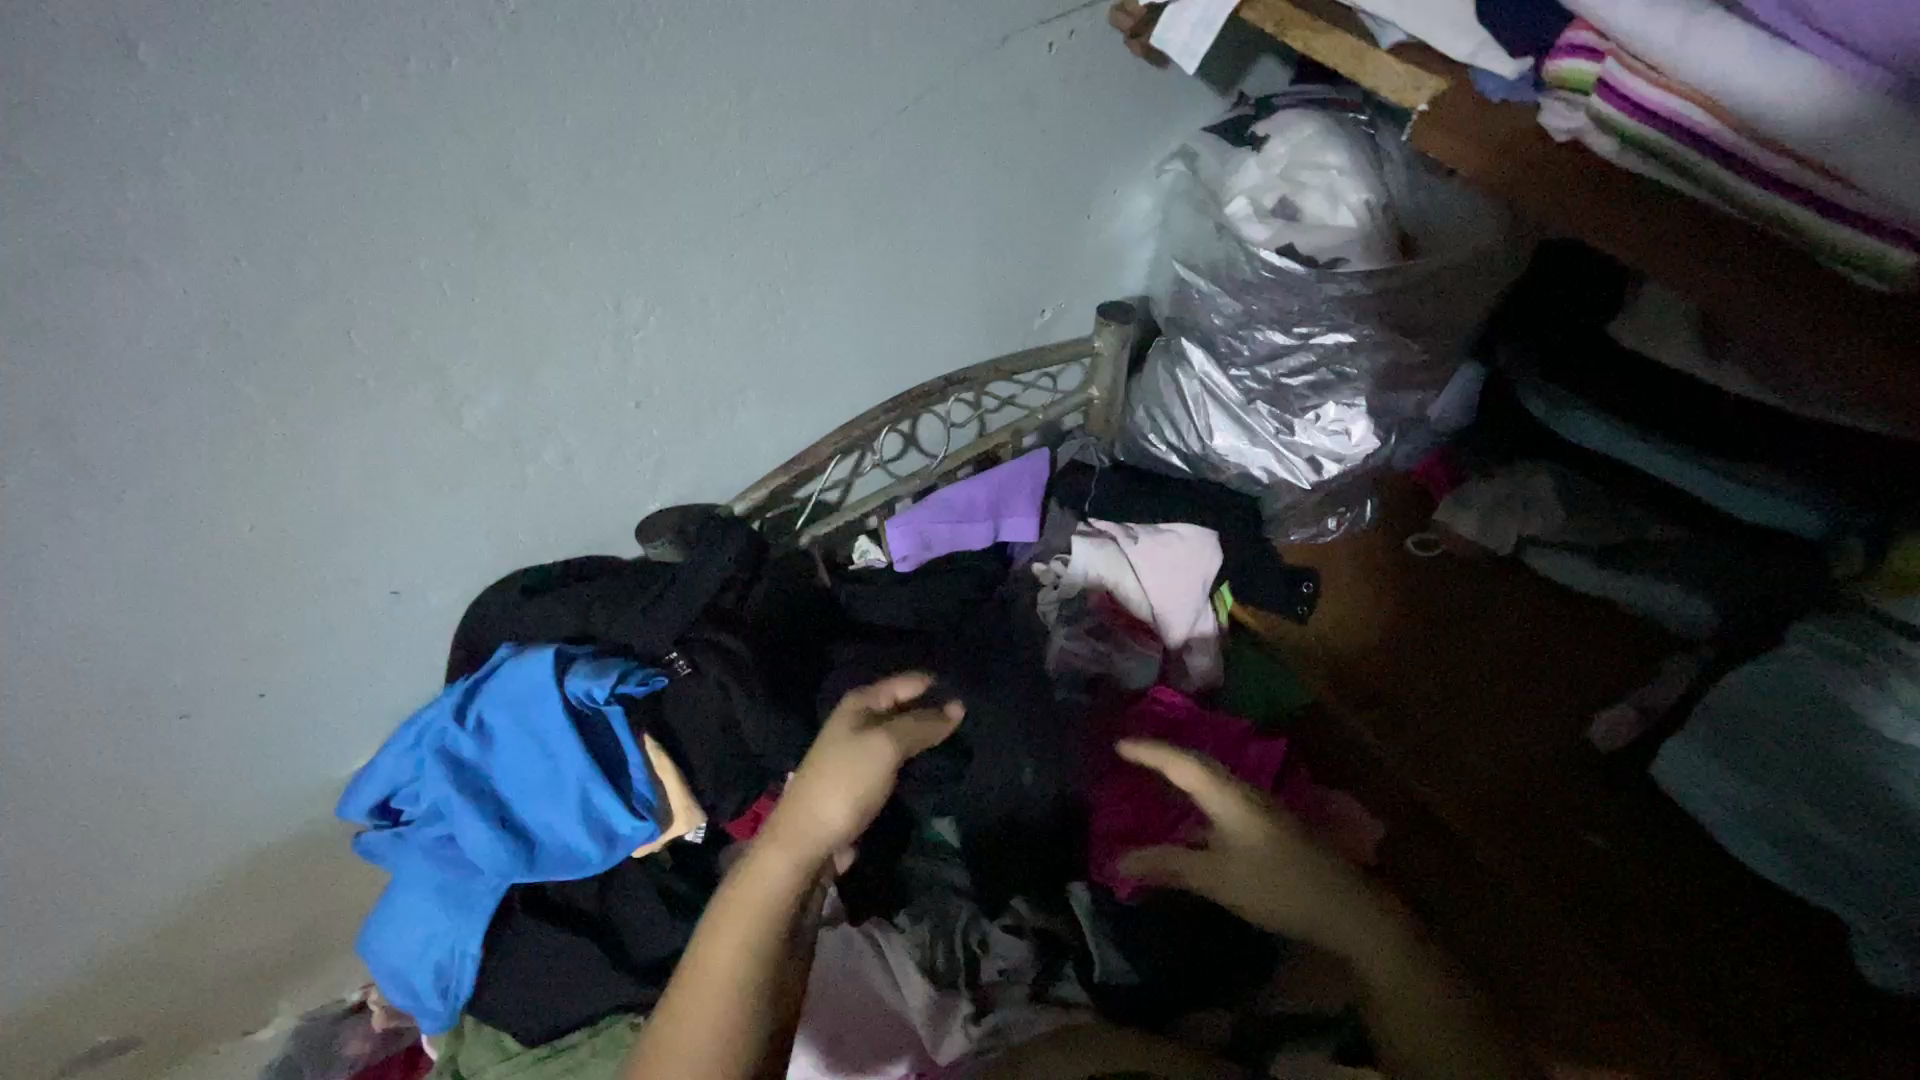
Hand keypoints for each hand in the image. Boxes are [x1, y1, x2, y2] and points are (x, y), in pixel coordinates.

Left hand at [762, 673, 964, 865]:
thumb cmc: (847, 781)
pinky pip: (900, 761)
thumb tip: (958, 706)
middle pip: (906, 708)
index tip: (972, 692)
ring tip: (966, 740)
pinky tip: (941, 764)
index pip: (908, 682)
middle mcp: (860, 720)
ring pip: (904, 736)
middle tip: (974, 720)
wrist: (808, 839)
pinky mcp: (866, 780)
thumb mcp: (887, 744)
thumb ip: (922, 724)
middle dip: (936, 712)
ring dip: (929, 739)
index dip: (937, 686)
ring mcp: (862, 751)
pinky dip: (919, 761)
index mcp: (861, 703)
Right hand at [1115, 739, 1397, 957]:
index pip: (1180, 762)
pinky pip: (1223, 798)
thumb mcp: (1216, 879)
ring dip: (1183, 775)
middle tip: (1132, 755)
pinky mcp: (1271, 825)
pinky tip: (1191, 819)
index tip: (1118, 744)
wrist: (1350, 909)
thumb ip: (1168, 866)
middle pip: (1198, 764)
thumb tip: (1118, 862)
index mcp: (1228, 795)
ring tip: (1155, 778)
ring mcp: (1261, 808)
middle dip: (1163, 757)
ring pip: (1213, 781)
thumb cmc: (1278, 887)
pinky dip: (1198, 798)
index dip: (1148, 752)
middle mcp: (1244, 791)